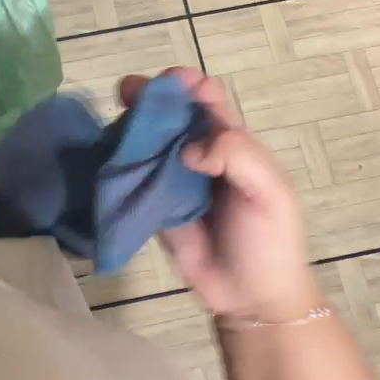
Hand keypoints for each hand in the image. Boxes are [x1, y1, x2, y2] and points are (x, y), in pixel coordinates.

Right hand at [118, 68, 319, 320]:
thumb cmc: (270, 240)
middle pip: (169, 109)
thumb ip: (238, 156)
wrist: (250, 297)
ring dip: (130, 119)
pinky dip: (117, 153)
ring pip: (145, 134)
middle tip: (129, 92)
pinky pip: (131, 169)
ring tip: (117, 116)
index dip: (189, 84)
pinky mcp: (151, 197)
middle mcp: (196, 149)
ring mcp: (171, 172)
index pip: (207, 97)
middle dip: (149, 92)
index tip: (172, 82)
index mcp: (229, 140)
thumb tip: (188, 150)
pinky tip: (109, 146)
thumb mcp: (271, 192)